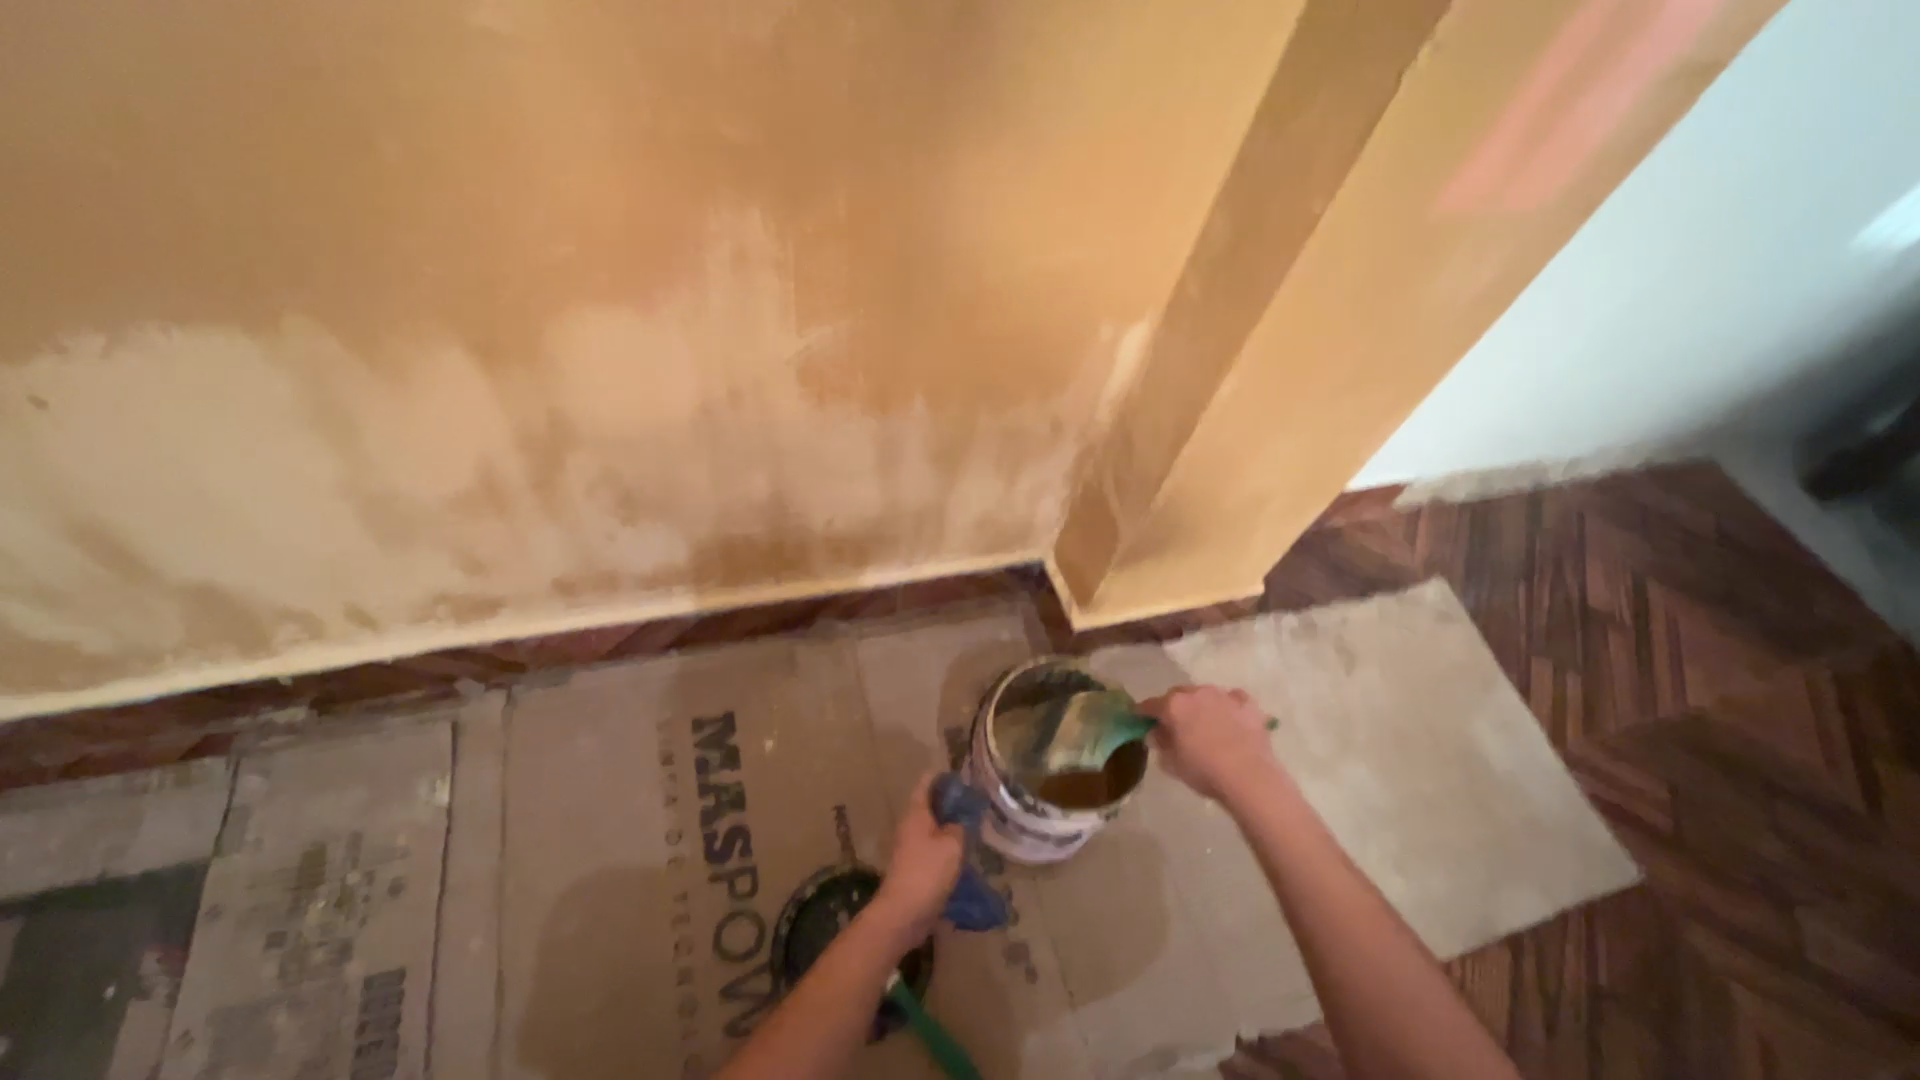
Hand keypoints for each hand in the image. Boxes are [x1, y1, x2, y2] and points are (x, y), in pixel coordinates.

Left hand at [871, 773, 965, 941]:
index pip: (927, 782)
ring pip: (932, 827)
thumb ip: (959, 827)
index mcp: (916, 812)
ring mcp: (909, 846)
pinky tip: (964, 853)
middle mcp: (909, 825)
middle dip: (950, 802)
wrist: (903, 913)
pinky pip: (932, 847)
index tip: (964, 775)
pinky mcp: (913, 866)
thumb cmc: (928, 872)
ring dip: (949, 825)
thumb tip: (958, 822)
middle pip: (929, 804)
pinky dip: (946, 845)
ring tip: (974, 827)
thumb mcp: (952, 844)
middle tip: (975, 802)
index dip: (943, 775)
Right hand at [1141, 685, 1284, 803]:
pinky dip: (1227, 706)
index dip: (1142, 712)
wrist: (1248, 776)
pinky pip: (1232, 699)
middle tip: (1174, 724)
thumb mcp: (1171, 763)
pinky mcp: (1247, 704)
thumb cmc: (1203, 771)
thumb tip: (1156, 733)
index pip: (1150, 704)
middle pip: (1177, 695)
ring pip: (1205, 694)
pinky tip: (1230, 718)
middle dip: (1173, 707)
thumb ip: (1160, 743)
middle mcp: (1196, 693)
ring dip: (1200, 705)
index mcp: (1173, 706)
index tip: (1139, 718)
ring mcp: (1223, 695)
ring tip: (1204, 723)